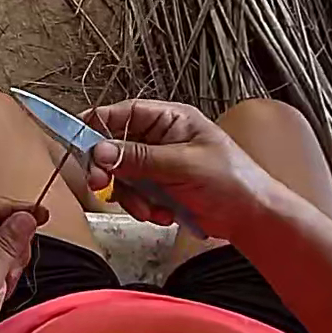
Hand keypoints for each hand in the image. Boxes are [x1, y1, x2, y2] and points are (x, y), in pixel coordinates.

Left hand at [0, 197, 46, 332]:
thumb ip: (8, 244)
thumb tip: (27, 216)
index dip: (19, 209)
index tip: (42, 217)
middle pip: (6, 222)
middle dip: (16, 245)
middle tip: (9, 267)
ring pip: (11, 242)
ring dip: (14, 262)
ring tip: (2, 281)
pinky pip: (9, 259)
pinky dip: (11, 272)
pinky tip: (2, 287)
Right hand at [81, 99, 280, 242]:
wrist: (253, 218)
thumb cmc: (233, 180)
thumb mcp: (183, 165)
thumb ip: (139, 158)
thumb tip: (100, 150)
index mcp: (169, 120)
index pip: (122, 114)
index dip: (97, 125)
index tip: (78, 141)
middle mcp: (158, 139)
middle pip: (112, 147)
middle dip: (109, 169)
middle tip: (101, 184)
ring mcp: (156, 164)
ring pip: (119, 175)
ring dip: (129, 195)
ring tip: (150, 209)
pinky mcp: (156, 188)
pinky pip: (131, 195)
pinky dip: (141, 207)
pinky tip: (161, 214)